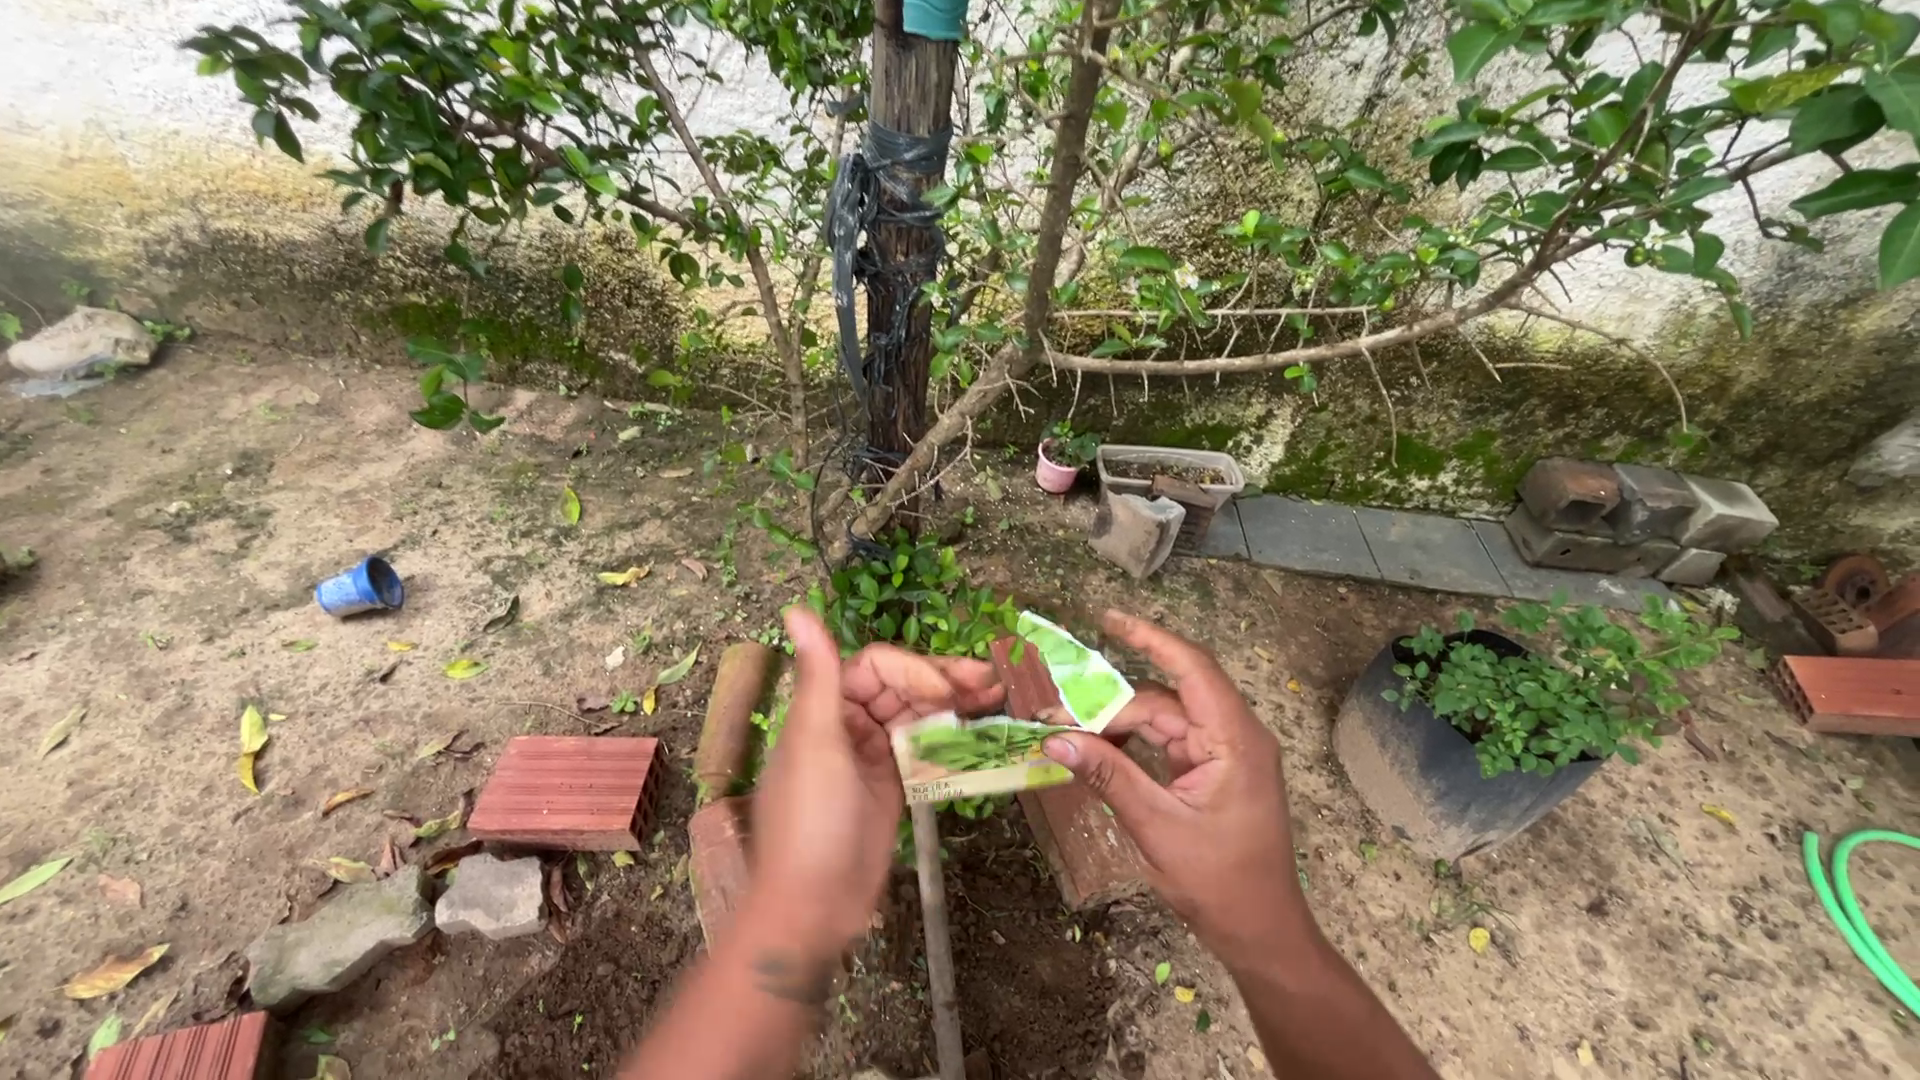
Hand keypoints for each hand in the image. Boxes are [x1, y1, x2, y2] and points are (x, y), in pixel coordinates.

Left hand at [747, 607, 1003, 955]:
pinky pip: (926, 746)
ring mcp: (874, 753)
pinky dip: (952, 734)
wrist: (813, 905)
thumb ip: (819, 673)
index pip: (877, 666)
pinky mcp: (895, 782)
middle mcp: (849, 722)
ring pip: (918, 713)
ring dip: (955, 702)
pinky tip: (982, 726)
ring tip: (997, 694)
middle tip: (992, 680)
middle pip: (903, 685)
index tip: (947, 691)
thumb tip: (797, 608)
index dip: (914, 670)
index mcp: (825, 706)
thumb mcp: (815, 741)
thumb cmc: (809, 819)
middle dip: (945, 680)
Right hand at [1041, 610, 1308, 955]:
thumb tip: (1055, 738)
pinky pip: (1165, 741)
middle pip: (1163, 698)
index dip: (1149, 637)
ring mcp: (1222, 751)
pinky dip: (1131, 745)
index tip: (1106, 619)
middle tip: (1056, 718)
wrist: (1261, 932)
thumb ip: (1108, 776)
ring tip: (1070, 735)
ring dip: (1117, 726)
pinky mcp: (1210, 769)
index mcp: (1235, 738)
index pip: (1192, 667)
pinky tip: (1099, 754)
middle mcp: (1232, 734)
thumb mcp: (1157, 826)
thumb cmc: (1221, 882)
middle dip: (1110, 705)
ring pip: (1160, 718)